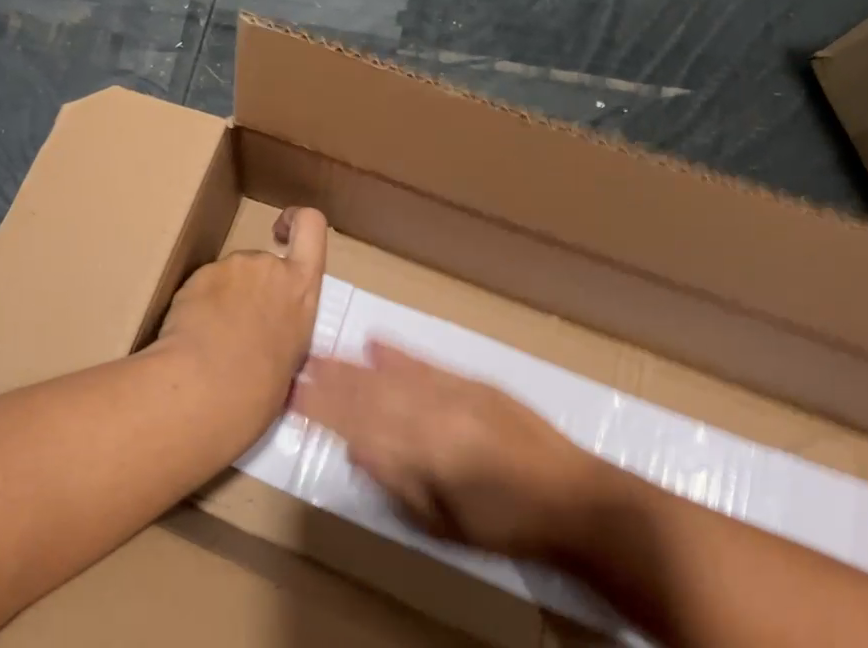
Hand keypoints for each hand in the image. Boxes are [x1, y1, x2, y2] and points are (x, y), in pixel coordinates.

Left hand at [157, 207, 327, 417]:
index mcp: (302, 290)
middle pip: (262, 263)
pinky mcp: (198, 275)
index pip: (312, 225)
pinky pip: (201, 286)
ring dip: (223, 298)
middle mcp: (270, 268)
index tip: (283, 232)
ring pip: (228, 276)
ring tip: (212, 339)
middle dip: (250, 287)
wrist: (209, 388)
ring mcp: (232, 267)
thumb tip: (271, 341)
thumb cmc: (260, 389)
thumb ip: (286, 329)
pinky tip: (192, 336)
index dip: (297, 221)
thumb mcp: (293, 357)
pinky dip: (198, 305)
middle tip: (238, 330)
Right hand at [294, 340, 599, 560]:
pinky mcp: (473, 383)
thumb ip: (397, 483)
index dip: (324, 409)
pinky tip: (374, 343)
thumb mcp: (442, 522)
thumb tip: (355, 452)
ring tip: (322, 354)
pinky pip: (426, 364)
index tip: (294, 397)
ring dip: (354, 365)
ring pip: (391, 375)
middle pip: (370, 393)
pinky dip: (398, 354)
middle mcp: (432, 414)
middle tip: (299, 367)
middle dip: (331, 380)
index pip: (359, 424)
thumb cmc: (503, 524)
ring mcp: (453, 393)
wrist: (573, 498)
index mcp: (422, 452)